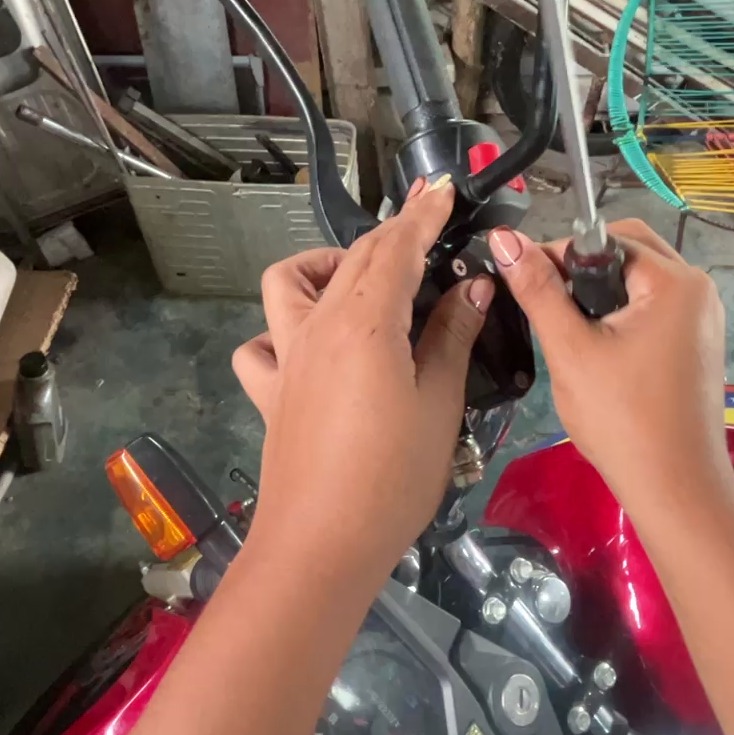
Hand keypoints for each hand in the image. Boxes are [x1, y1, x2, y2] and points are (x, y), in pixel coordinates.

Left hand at [230, 176, 493, 582]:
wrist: (322, 546)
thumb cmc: (392, 476)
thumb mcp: (438, 403)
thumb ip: (451, 336)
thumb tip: (472, 287)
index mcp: (364, 322)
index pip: (397, 248)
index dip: (424, 214)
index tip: (445, 189)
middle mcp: (317, 326)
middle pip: (353, 257)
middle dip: (392, 229)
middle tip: (429, 221)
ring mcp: (286, 357)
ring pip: (289, 283)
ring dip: (322, 267)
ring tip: (359, 282)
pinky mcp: (270, 391)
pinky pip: (261, 345)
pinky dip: (281, 332)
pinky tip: (309, 348)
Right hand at [487, 221, 728, 503]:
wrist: (675, 490)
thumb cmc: (621, 419)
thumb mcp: (570, 349)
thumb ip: (537, 289)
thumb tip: (503, 237)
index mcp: (675, 282)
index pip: (606, 238)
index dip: (559, 253)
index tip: (525, 281)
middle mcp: (698, 289)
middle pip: (629, 250)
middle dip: (582, 266)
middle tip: (546, 300)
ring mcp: (702, 317)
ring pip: (639, 278)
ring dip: (600, 288)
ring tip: (565, 322)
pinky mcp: (697, 342)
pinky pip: (652, 305)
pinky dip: (620, 310)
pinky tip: (596, 342)